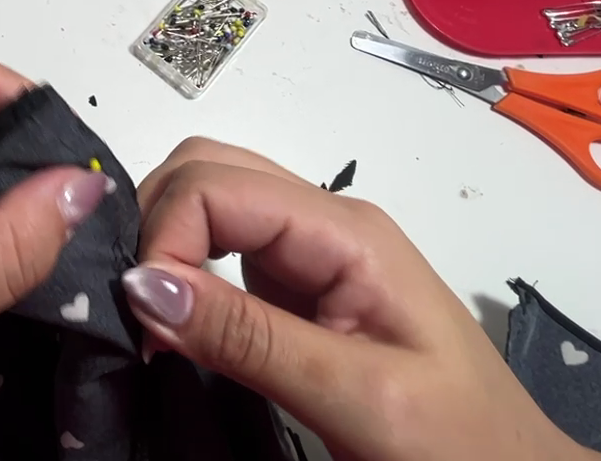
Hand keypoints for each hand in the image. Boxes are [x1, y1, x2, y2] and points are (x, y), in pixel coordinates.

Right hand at [120, 138, 600, 460]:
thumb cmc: (464, 449)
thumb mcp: (360, 400)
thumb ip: (247, 337)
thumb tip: (140, 284)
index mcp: (342, 228)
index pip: (216, 185)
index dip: (165, 236)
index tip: (142, 316)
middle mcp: (319, 216)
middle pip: (206, 168)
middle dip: (155, 221)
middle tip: (137, 303)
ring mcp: (306, 244)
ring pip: (207, 195)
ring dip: (164, 237)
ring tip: (151, 308)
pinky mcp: (292, 276)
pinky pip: (218, 239)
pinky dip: (180, 261)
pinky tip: (177, 310)